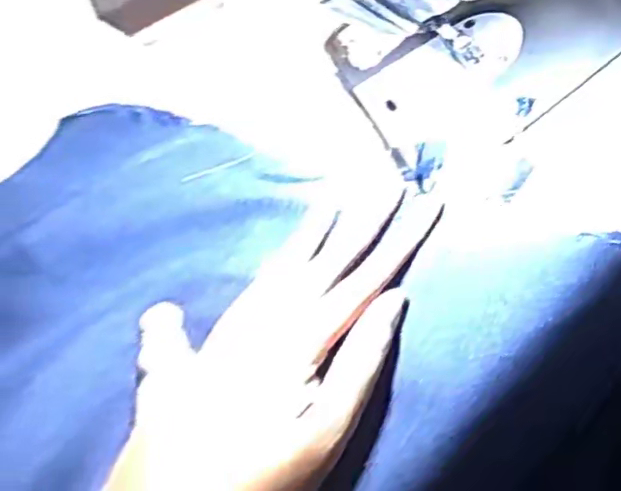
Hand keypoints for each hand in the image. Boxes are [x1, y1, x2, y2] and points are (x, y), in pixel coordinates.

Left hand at [105, 192, 442, 490]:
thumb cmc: (265, 483)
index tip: (430, 204)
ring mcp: (203, 367)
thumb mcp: (329, 430)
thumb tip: (394, 297)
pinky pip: (168, 357)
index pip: (361, 282)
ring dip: (295, 248)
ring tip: (324, 208)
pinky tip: (162, 313)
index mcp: (291, 350)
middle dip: (357, 227)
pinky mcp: (165, 400)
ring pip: (258, 292)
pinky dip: (166, 333)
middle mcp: (247, 344)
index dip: (400, 241)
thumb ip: (362, 361)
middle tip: (387, 186)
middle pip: (313, 273)